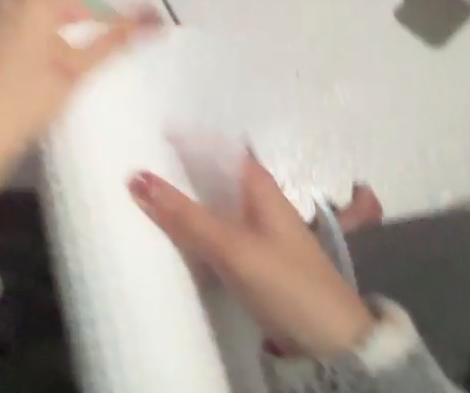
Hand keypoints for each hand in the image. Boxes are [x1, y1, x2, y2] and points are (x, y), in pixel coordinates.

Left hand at [0, 0, 159, 246]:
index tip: (101, 60)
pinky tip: (14, 69)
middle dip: (64, 35)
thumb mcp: (75, 74)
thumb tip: (155, 17)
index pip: (79, 8)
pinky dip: (7, 42)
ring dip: (36, 38)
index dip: (96, 32)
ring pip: (20, 20)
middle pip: (47, 12)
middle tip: (74, 75)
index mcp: (35, 2)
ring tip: (46, 77)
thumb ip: (114, 42)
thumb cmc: (26, 105)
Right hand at [130, 154, 379, 357]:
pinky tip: (169, 227)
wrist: (334, 346)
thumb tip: (136, 175)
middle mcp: (258, 201)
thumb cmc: (286, 283)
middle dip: (178, 162)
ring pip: (210, 201)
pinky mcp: (251, 259)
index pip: (217, 146)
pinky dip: (190, 222)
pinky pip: (212, 228)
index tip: (148, 123)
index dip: (187, 133)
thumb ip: (184, 214)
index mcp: (259, 186)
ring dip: (182, 194)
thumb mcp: (231, 247)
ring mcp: (256, 231)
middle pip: (211, 172)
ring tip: (141, 184)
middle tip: (135, 152)